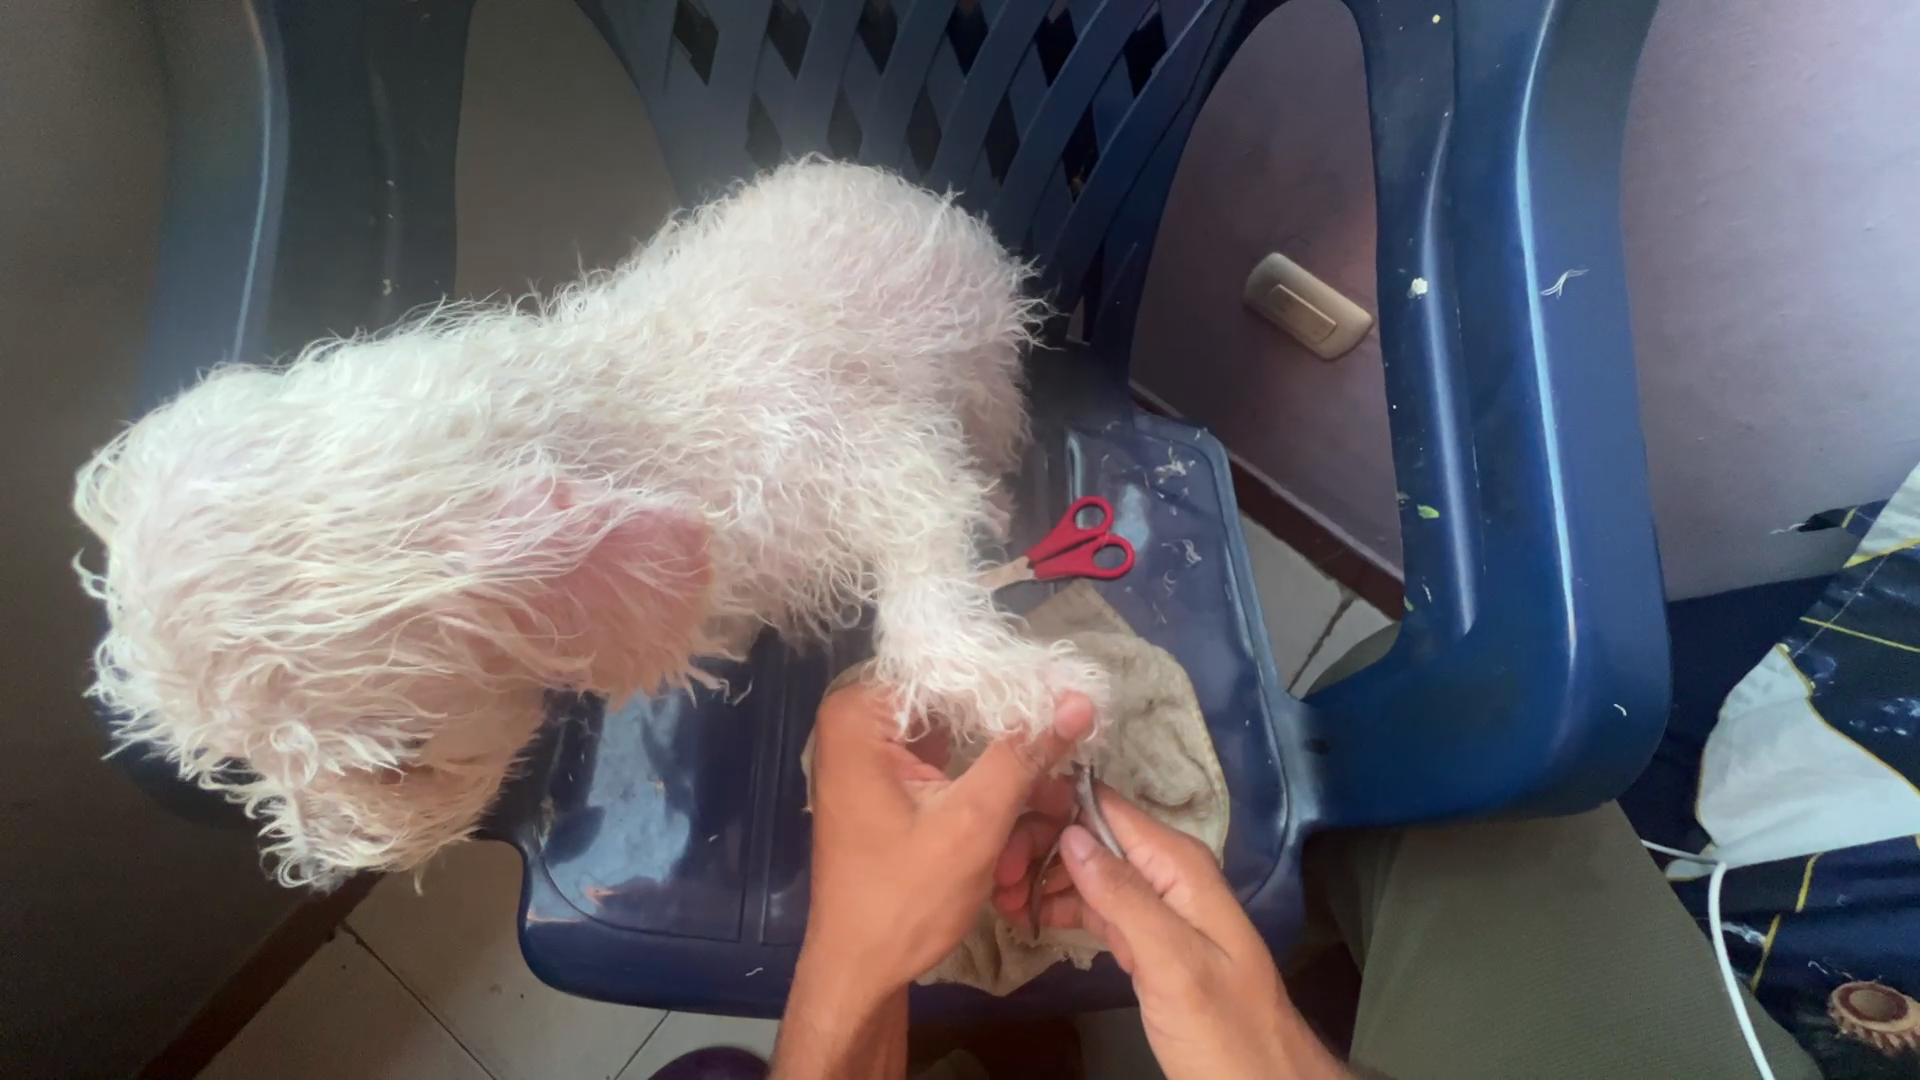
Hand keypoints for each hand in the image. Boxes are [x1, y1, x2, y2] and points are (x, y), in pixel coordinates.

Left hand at [802, 677, 1093, 997]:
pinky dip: (981, 767)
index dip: (1008, 680)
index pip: (946, 669)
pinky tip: (1023, 784)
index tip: (1064, 692)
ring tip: (1051, 772)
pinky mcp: (886, 771)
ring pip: (954, 725)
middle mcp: (857, 717)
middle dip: (1008, 723)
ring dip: (1001, 750)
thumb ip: (1023, 754)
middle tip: (1067, 735)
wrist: (857, 970)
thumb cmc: (902, 900)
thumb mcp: (972, 823)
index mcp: (858, 713)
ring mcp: (870, 745)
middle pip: (951, 696)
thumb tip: (1077, 699)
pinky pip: (944, 750)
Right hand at [993, 789, 1347, 1079]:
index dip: (1055, 810)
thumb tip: (1070, 835)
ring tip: (1001, 897)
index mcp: (1176, 862)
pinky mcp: (1142, 934)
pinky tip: (1028, 915)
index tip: (1007, 830)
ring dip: (1045, 877)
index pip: (1105, 808)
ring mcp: (1153, 902)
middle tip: (998, 877)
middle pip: (1090, 835)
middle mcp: (1163, 870)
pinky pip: (1094, 903)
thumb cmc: (1228, 1032)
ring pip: (1087, 868)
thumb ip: (1124, 897)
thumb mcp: (1175, 965)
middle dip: (1042, 847)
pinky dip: (1061, 906)